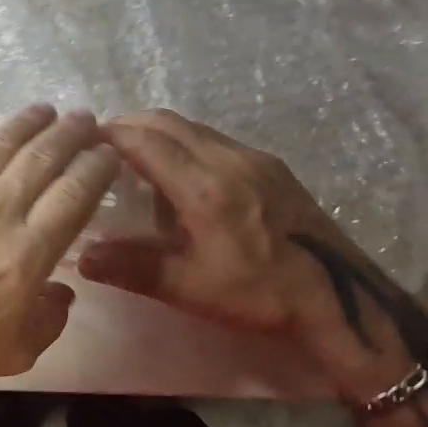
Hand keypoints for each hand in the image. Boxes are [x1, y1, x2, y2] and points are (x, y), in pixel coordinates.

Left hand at [0, 105, 119, 388]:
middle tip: (84, 118)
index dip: (96, 168)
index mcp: (28, 252)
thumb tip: (62, 288)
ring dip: (26, 123)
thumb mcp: (21, 350)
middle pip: (41, 159)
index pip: (73, 195)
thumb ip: (50, 317)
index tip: (108, 151)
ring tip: (44, 111)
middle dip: (69, 134)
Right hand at [75, 109, 363, 346]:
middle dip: (127, 127)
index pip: (144, 140)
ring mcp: (255, 159)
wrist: (348, 304)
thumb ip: (134, 267)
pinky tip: (180, 177)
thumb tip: (79, 256)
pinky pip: (214, 139)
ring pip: (191, 127)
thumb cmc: (263, 297)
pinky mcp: (272, 166)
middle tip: (99, 149)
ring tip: (133, 160)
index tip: (80, 143)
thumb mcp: (193, 290)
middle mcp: (229, 160)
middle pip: (166, 122)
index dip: (108, 135)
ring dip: (156, 133)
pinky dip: (184, 143)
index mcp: (206, 188)